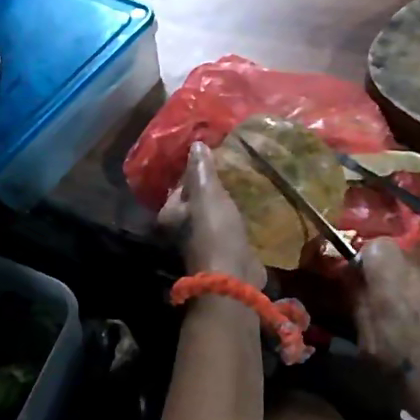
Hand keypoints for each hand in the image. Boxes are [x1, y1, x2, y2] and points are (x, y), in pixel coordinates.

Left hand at [161, 142, 266, 287]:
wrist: (233, 275)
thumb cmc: (215, 230)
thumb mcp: (207, 193)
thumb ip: (201, 169)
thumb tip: (195, 144)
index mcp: (171, 213)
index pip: (180, 184)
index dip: (195, 169)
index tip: (213, 155)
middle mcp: (182, 228)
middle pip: (196, 200)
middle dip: (211, 186)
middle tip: (231, 166)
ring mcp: (204, 240)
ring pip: (213, 213)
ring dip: (224, 201)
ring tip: (242, 181)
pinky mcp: (224, 250)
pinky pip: (228, 226)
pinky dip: (235, 216)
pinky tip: (249, 205)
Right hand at [353, 239, 419, 419]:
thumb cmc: (418, 384)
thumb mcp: (371, 353)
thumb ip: (361, 310)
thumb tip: (354, 284)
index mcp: (395, 286)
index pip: (377, 245)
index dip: (367, 262)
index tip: (361, 287)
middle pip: (402, 267)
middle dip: (390, 287)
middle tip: (385, 319)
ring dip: (415, 304)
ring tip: (416, 340)